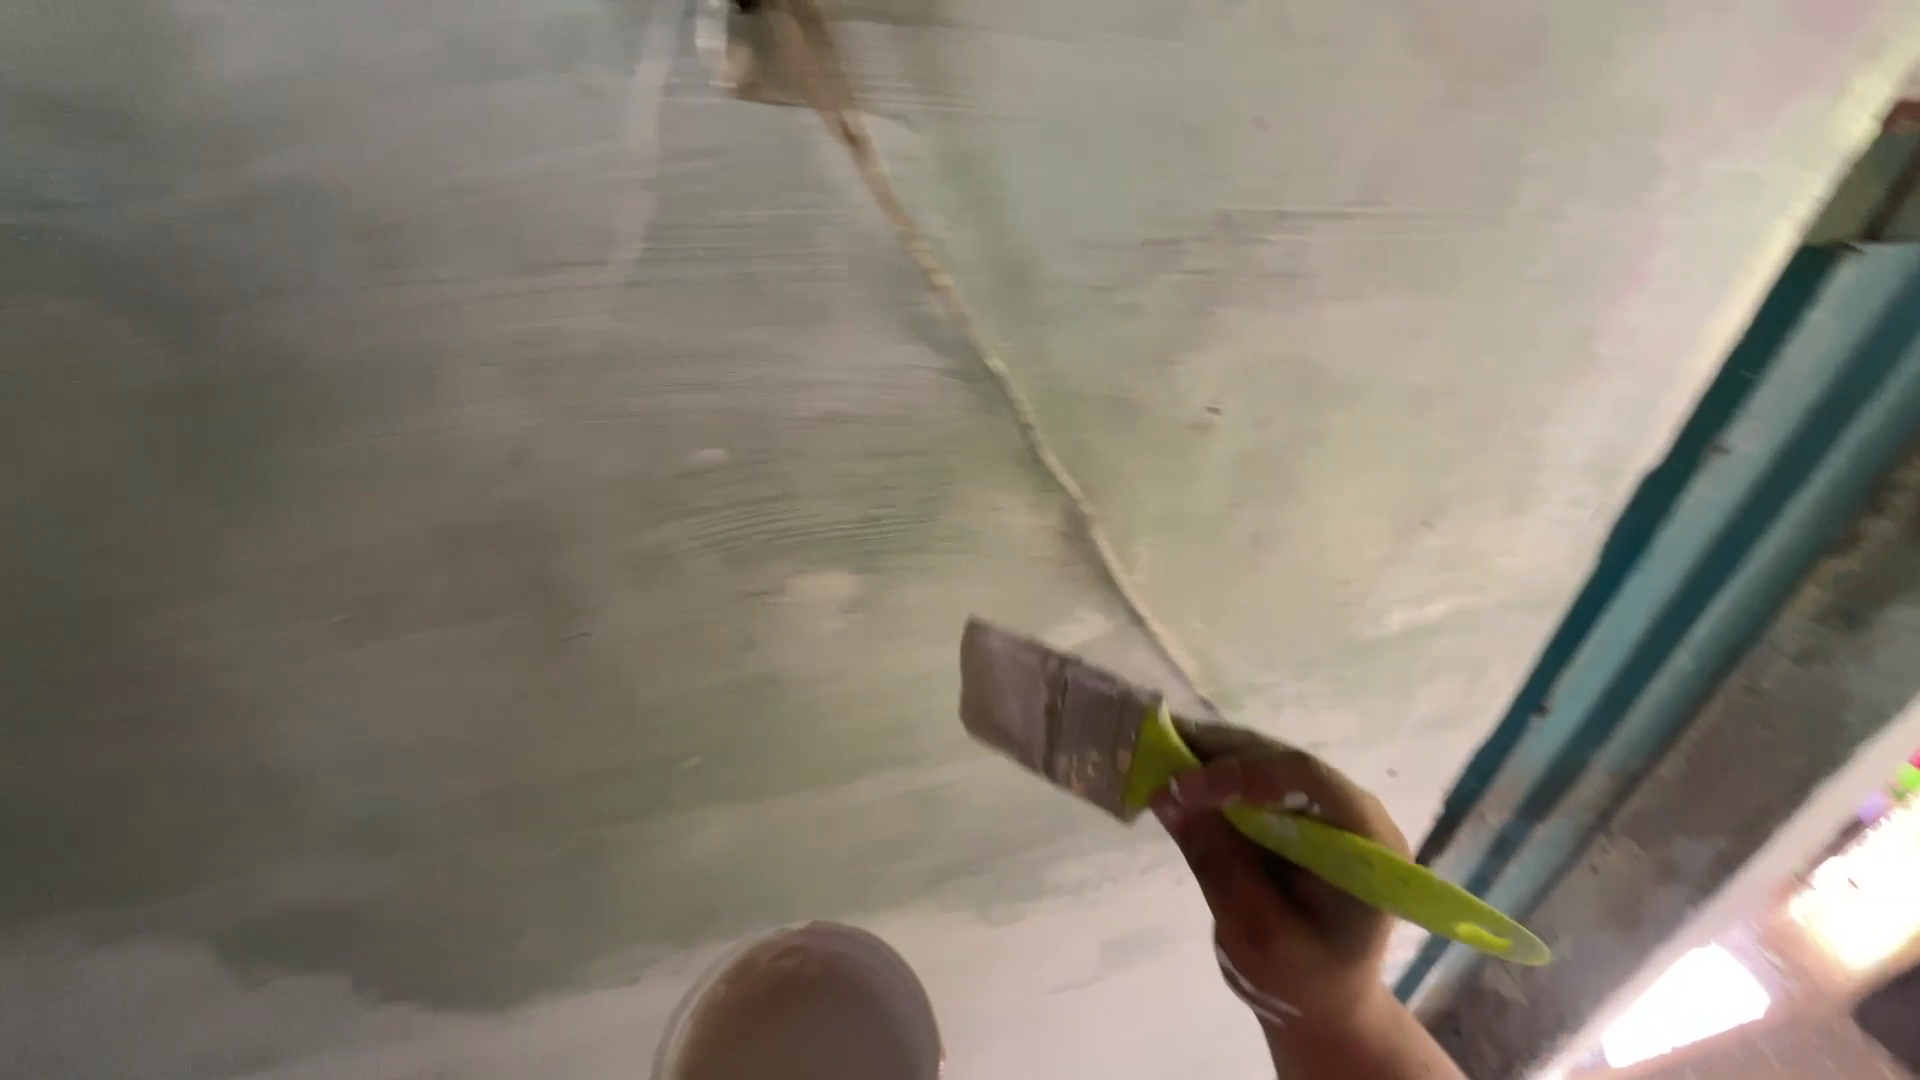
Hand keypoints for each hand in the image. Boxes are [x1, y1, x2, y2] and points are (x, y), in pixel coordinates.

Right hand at [1149, 721, 1408, 1027]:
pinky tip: (1177, 775)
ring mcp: (1322, 808)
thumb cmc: (1299, 979)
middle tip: (1157, 752)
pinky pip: (1250, 777)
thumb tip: (1166, 795)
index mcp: (1367, 843)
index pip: (1309, 779)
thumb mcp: (1256, 933)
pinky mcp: (1293, 811)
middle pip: (1281, 760)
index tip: (1185, 785)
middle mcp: (1350, 811)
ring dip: (1209, 757)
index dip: (1246, 771)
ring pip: (1262, 760)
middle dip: (1218, 756)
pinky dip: (1210, 773)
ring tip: (1157, 755)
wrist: (1319, 999)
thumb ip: (1218, 864)